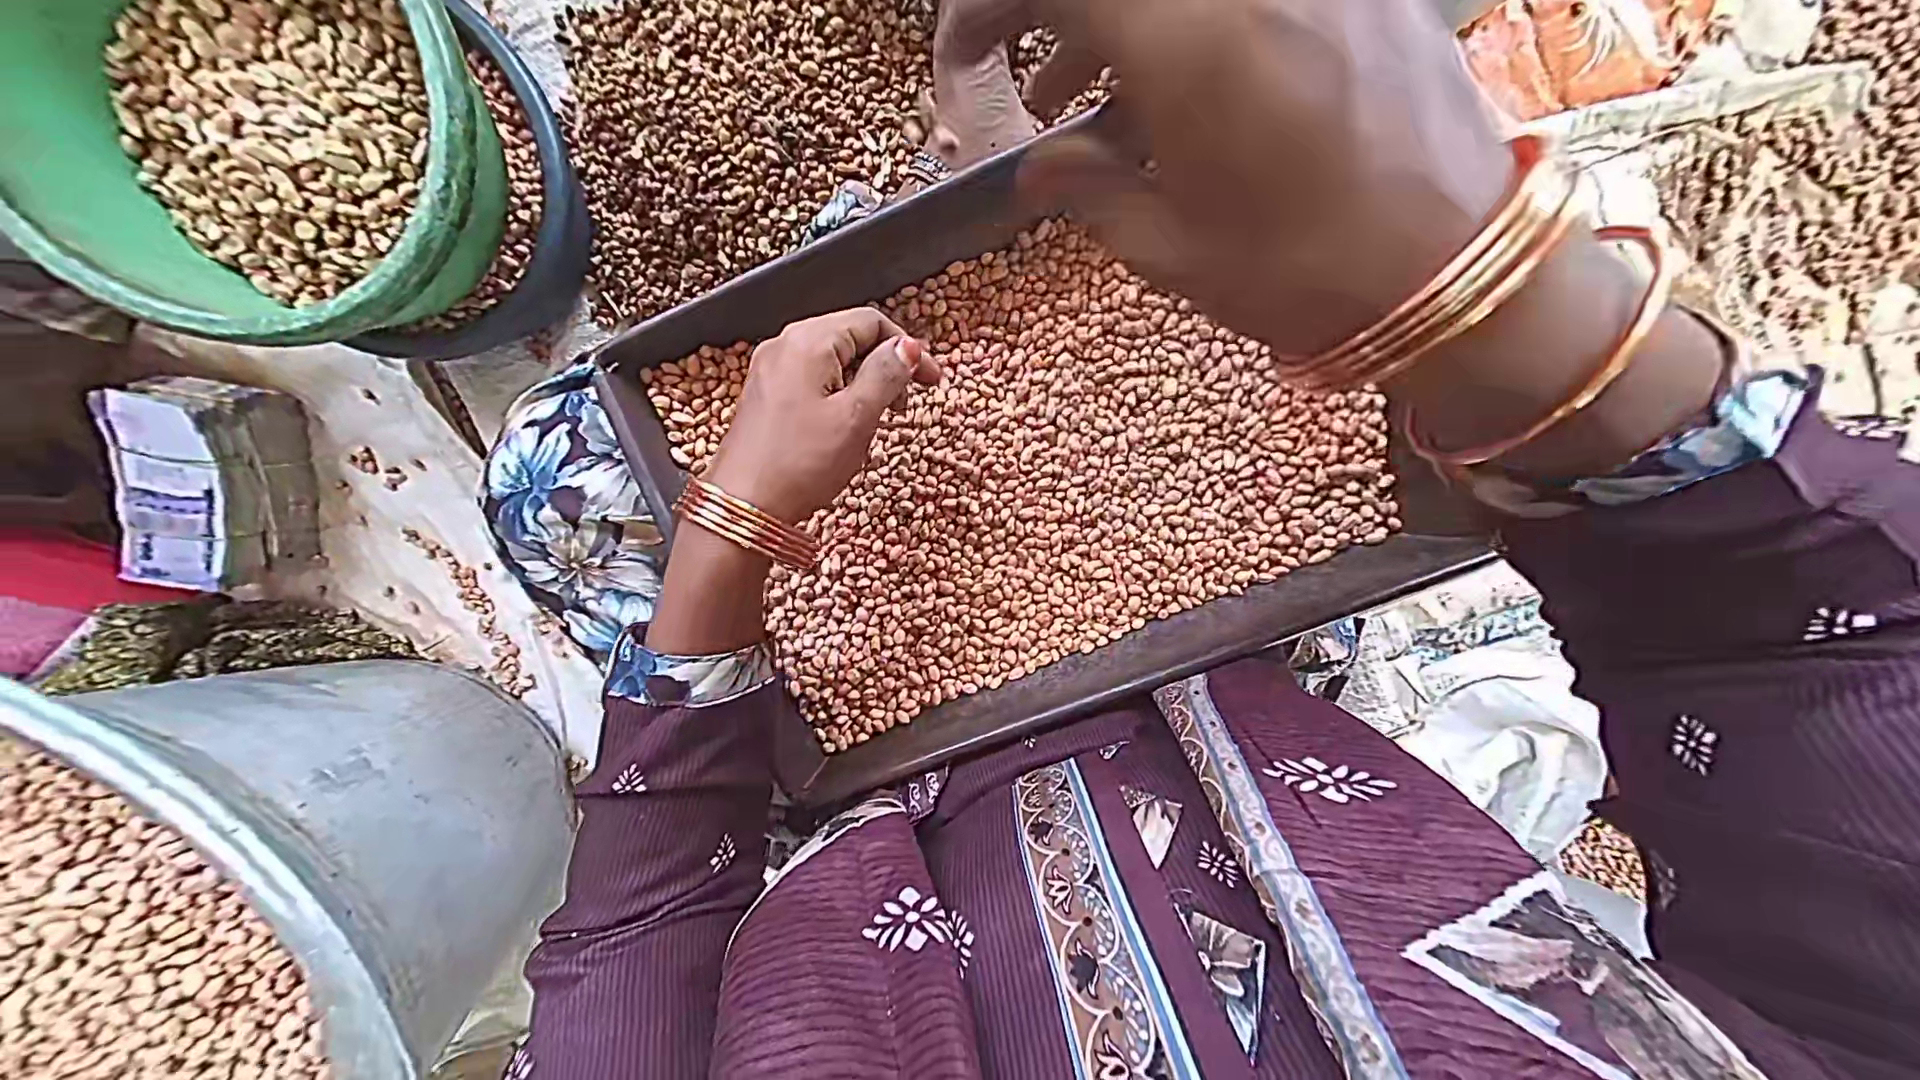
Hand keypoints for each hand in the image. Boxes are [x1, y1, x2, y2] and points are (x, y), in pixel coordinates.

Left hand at [702, 308, 942, 523]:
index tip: (931, 380)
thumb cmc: (800, 463)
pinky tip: (846, 428)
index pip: (870, 322)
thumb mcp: (856, 418)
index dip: (908, 348)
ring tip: (878, 420)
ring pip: (832, 363)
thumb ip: (885, 375)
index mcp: (808, 342)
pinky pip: (812, 383)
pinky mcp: (765, 398)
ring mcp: (770, 372)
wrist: (743, 507)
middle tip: (906, 403)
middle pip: (850, 339)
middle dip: (886, 366)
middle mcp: (784, 347)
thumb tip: (907, 347)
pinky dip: (839, 397)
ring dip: (864, 384)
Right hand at [937, 0, 1510, 355]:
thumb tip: (1031, 167)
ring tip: (1069, 96)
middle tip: (1016, 65)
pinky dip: (1169, 29)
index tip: (961, 57)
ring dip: (1104, 22)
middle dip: (1044, 13)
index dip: (986, 11)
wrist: (1447, 266)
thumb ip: (1085, 191)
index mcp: (1189, 41)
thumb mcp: (1166, 248)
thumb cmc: (1294, 272)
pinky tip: (1152, 88)